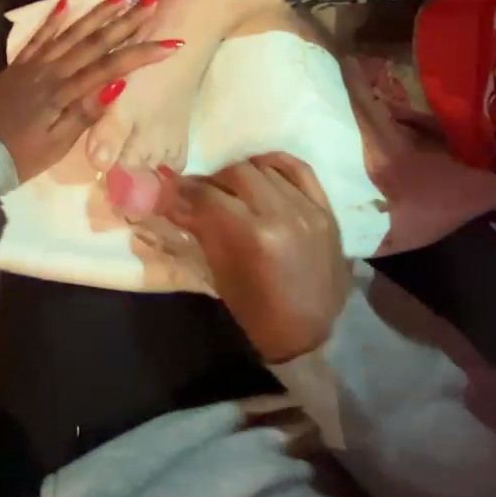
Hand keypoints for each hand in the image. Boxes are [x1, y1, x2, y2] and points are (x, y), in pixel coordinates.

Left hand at [0, 0, 180, 181]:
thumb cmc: (18, 156)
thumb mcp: (55, 145)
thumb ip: (84, 114)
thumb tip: (117, 85)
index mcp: (64, 93)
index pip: (110, 68)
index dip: (142, 54)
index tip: (172, 42)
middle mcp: (52, 71)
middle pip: (94, 41)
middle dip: (126, 21)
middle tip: (152, 0)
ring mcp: (33, 65)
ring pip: (71, 32)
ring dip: (97, 13)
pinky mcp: (18, 66)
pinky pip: (38, 36)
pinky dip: (53, 19)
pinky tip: (66, 4)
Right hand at [153, 153, 350, 361]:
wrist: (312, 333)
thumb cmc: (258, 311)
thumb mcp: (220, 273)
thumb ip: (200, 228)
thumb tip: (169, 197)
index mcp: (253, 236)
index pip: (209, 195)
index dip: (183, 189)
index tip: (169, 187)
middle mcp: (283, 214)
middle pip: (236, 172)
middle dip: (212, 180)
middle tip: (202, 193)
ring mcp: (308, 209)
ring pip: (265, 167)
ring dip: (241, 174)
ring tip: (232, 189)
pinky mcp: (326, 209)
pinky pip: (299, 168)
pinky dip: (275, 163)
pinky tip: (261, 170)